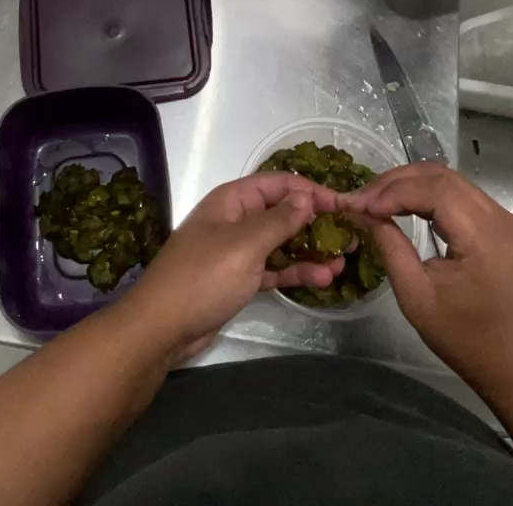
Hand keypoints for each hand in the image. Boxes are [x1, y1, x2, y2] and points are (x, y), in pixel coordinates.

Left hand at [118, 172, 346, 357]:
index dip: (311, 190)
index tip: (343, 204)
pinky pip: (274, 268)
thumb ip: (279, 220)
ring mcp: (237, 251)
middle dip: (315, 221)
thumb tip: (306, 196)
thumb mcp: (244, 245)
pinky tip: (323, 278)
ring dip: (311, 249)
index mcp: (232, 200)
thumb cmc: (203, 278)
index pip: (279, 183)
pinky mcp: (238, 279)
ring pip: (281, 242)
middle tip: (351, 234)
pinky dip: (296, 271)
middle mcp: (235, 219)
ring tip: (344, 259)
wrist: (161, 328)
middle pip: (282, 212)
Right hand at [350, 163, 512, 395]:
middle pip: (441, 176)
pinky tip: (402, 206)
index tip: (358, 206)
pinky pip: (458, 193)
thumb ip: (389, 247)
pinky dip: (426, 193)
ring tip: (376, 201)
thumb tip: (360, 213)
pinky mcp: (499, 223)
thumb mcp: (416, 296)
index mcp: (483, 237)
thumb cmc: (464, 336)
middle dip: (396, 182)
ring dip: (409, 184)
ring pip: (449, 179)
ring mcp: (502, 217)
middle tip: (362, 199)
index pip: (434, 190)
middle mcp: (498, 217)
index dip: (392, 191)